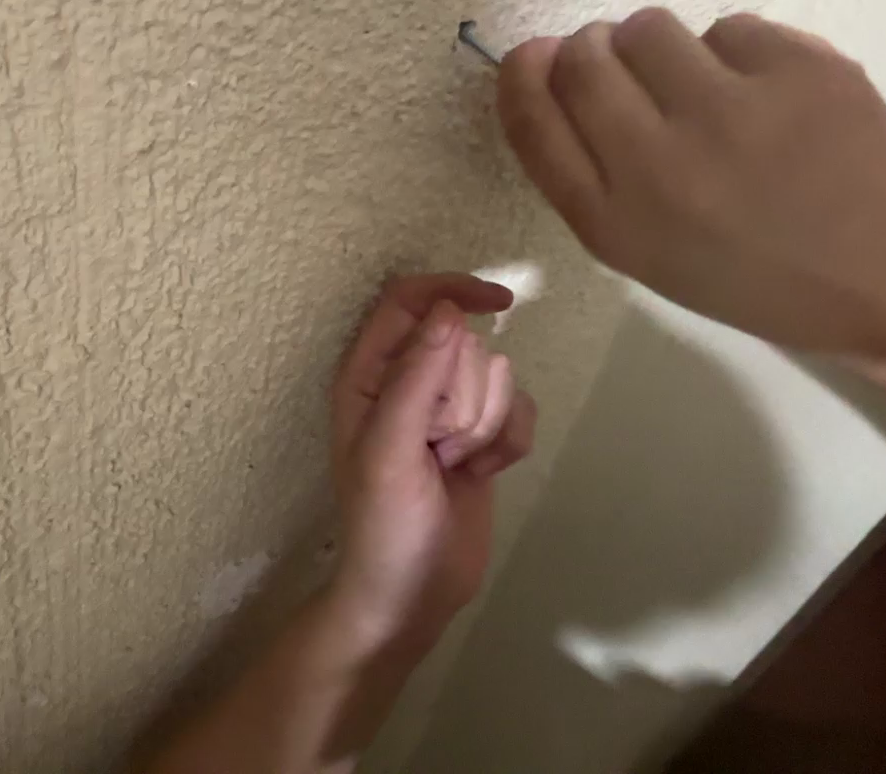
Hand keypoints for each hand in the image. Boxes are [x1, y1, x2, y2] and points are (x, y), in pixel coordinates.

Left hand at [325, 275, 537, 647]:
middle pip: (462, 341)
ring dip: (485, 422)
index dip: (450, 291)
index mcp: (369, 373)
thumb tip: (447, 310)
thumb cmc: (385, 521)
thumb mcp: (390, 448)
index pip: (408, 301)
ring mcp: (445, 408)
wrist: (413, 594)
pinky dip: (507, 443)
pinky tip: (482, 474)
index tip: (498, 302)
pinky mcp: (479, 436)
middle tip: (443, 440)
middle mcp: (406, 381)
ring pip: (495, 375)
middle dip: (467, 389)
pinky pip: (517, 412)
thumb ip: (416, 376)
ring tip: (454, 462)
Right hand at [498, 9, 885, 366]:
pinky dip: (730, 55)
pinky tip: (765, 98)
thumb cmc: (753, 277)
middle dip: (589, 53)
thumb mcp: (643, 251)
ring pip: (648, 26)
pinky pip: (726, 28)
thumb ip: (582, 171)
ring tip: (698, 91)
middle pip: (581, 57)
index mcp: (613, 223)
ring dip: (655, 49)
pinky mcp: (804, 69)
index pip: (532, 118)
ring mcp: (734, 111)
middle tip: (627, 78)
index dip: (521, 76)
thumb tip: (544, 67)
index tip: (532, 58)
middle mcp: (660, 164)